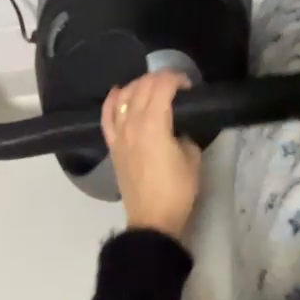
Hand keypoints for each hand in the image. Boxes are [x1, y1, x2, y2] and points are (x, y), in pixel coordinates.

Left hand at [101, 71, 202, 238]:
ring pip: (125, 95)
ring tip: (154, 87)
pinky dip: (112, 100)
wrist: (152, 221)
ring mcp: (119, 133)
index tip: (189, 86)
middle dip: (161, 78)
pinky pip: (107, 115)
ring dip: (140, 84)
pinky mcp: (112, 145)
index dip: (177, 78)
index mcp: (154, 123)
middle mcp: (133, 123)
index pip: (163, 86)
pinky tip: (120, 91)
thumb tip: (178, 126)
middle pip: (143, 86)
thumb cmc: (176, 190)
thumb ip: (185, 133)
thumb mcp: (192, 157)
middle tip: (177, 86)